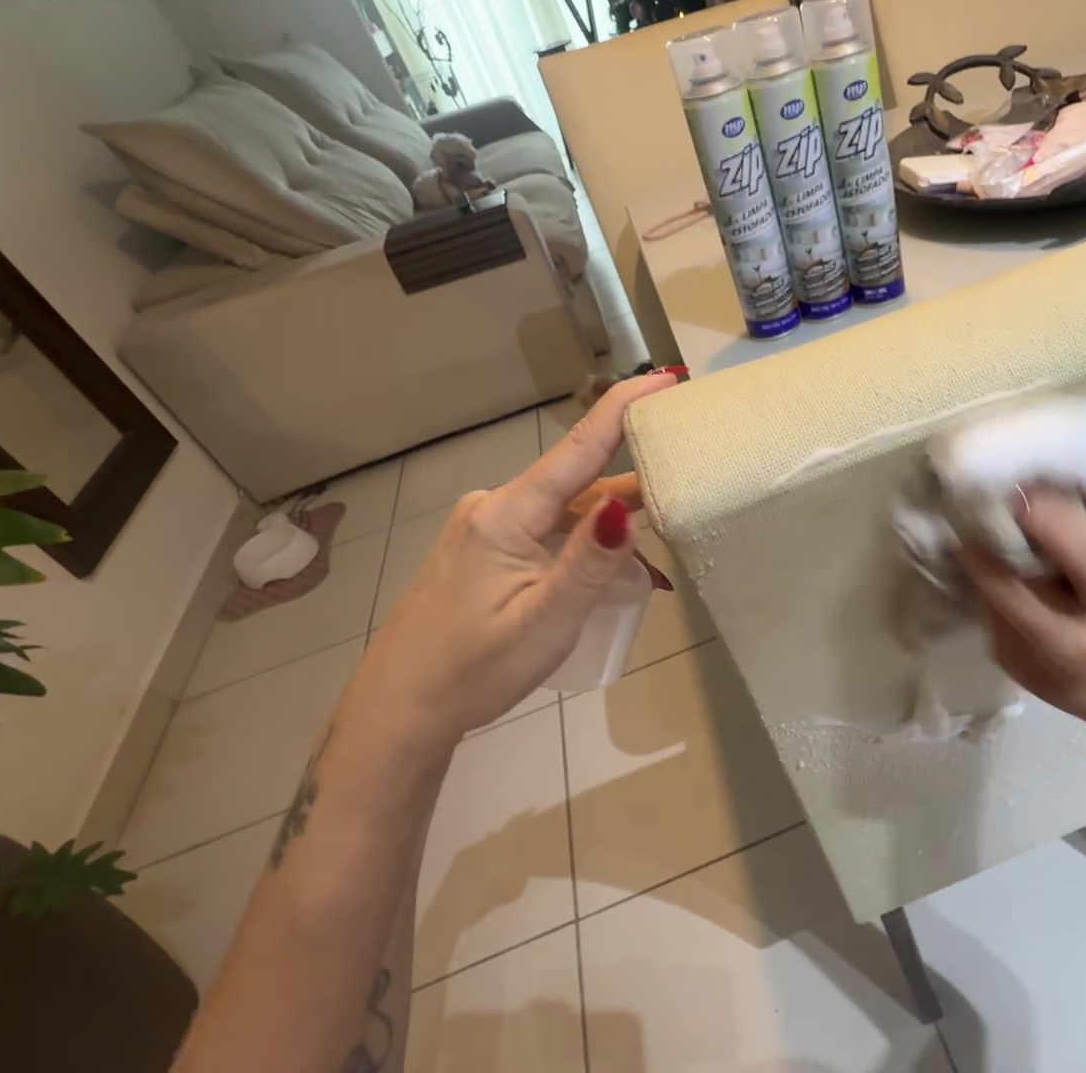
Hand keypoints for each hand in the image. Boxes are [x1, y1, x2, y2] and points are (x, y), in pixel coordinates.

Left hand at [344, 372, 680, 751]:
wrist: (402, 707)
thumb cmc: (474, 668)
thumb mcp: (545, 620)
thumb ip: (589, 563)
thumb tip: (629, 505)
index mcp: (506, 514)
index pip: (577, 449)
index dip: (622, 408)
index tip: (666, 378)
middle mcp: (493, 507)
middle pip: (576, 480)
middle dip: (630, 479)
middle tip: (683, 475)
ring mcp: (485, 528)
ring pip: (563, 510)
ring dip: (608, 521)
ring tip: (657, 538)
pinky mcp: (484, 550)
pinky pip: (545, 531)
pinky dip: (582, 540)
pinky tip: (607, 564)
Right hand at [956, 487, 1085, 729]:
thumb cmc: (1059, 670)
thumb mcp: (1013, 655)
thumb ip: (996, 605)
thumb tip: (970, 541)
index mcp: (1070, 650)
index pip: (1027, 606)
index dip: (990, 568)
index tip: (960, 538)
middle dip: (1055, 523)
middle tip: (1017, 494)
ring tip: (1071, 471)